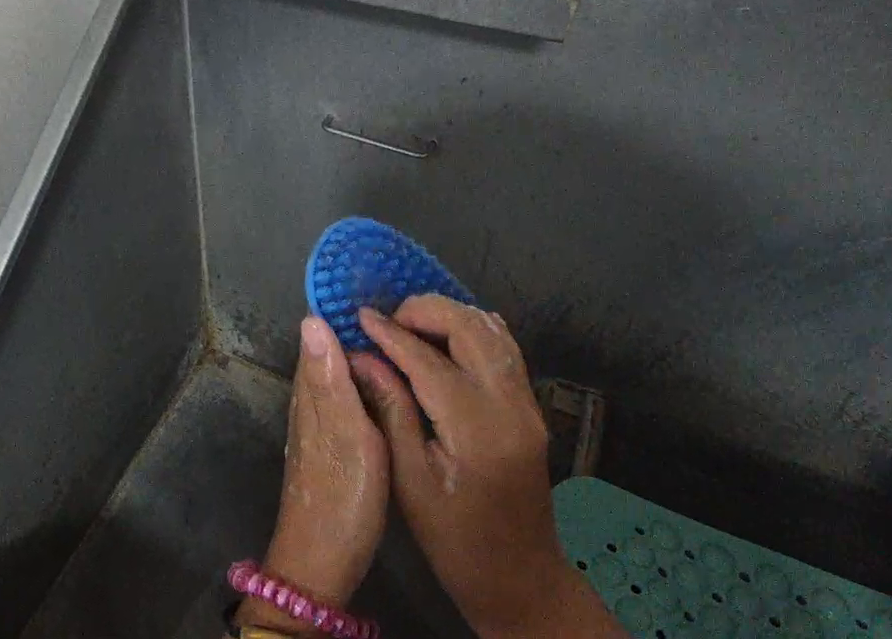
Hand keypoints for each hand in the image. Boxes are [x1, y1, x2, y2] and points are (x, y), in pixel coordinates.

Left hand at [237, 316, 389, 636]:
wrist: (323, 558)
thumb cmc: (341, 495)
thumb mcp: (346, 435)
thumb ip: (331, 380)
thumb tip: (312, 319)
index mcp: (312, 393)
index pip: (320, 337)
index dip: (341, 312)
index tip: (373, 287)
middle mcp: (310, 401)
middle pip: (330, 354)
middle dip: (355, 331)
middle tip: (400, 311)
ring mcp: (320, 425)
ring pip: (339, 377)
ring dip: (361, 357)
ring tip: (400, 339)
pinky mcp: (332, 445)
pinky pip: (347, 399)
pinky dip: (364, 384)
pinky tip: (388, 386)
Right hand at [355, 296, 617, 638]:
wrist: (520, 579)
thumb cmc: (454, 540)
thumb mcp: (409, 480)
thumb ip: (391, 410)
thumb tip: (361, 357)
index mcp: (477, 430)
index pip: (429, 361)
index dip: (391, 335)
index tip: (360, 316)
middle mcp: (511, 407)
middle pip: (470, 329)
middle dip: (426, 311)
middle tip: (387, 318)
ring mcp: (527, 405)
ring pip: (493, 332)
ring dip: (450, 316)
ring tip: (409, 322)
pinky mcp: (531, 408)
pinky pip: (504, 349)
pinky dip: (473, 330)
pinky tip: (445, 335)